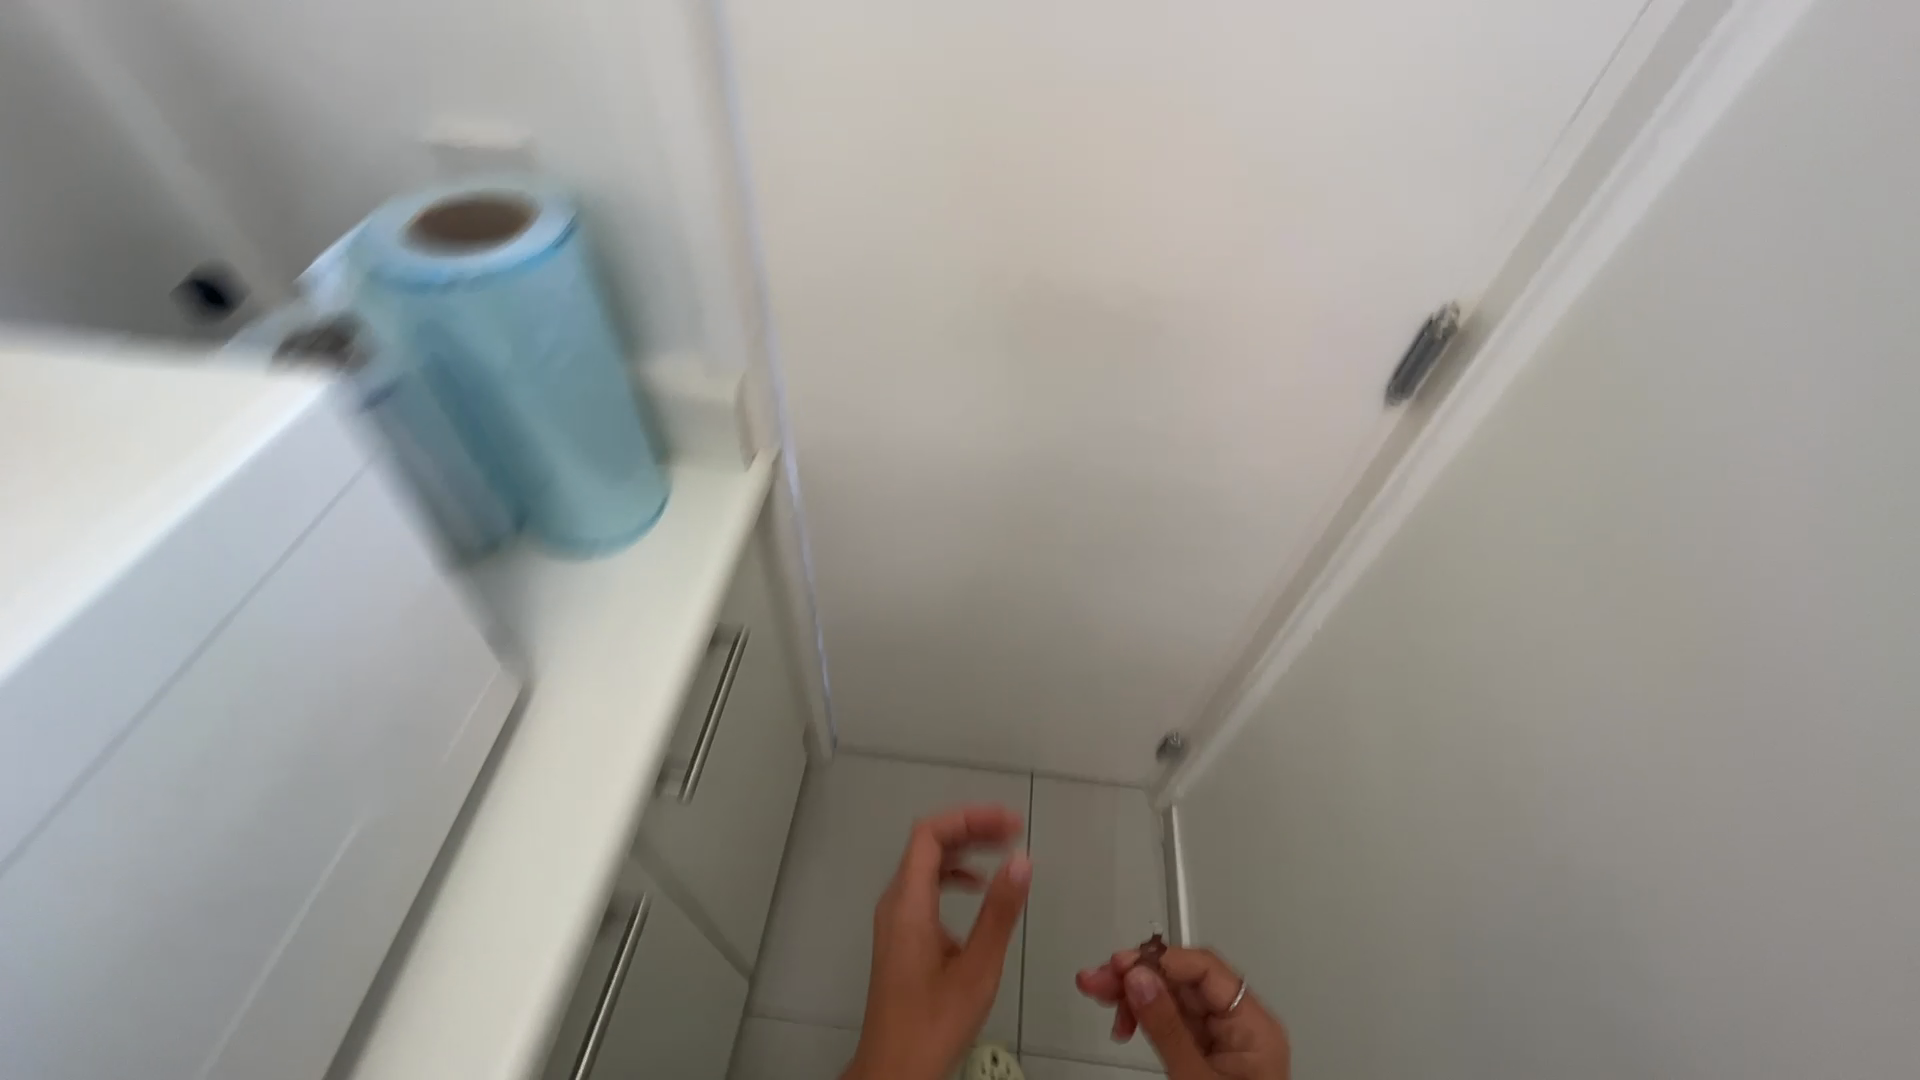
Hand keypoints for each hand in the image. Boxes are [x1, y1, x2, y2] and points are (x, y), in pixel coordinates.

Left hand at [843, 804, 1031, 1079]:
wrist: (894, 1070)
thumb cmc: (935, 1021)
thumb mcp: (977, 968)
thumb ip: (999, 911)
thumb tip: (1022, 859)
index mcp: (908, 902)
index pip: (931, 834)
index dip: (970, 818)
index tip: (1010, 823)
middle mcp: (896, 900)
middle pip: (929, 842)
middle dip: (971, 828)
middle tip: (1014, 830)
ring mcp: (895, 917)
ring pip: (926, 862)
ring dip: (964, 849)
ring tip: (1003, 849)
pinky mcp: (901, 933)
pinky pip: (925, 885)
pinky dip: (954, 874)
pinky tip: (979, 887)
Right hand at [1076, 946, 1289, 1079]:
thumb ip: (1167, 1028)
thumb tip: (1138, 976)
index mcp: (1252, 1026)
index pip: (1205, 969)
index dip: (1160, 961)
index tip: (1120, 966)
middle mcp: (1238, 1024)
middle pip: (1183, 980)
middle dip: (1136, 975)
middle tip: (1096, 980)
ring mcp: (1220, 1039)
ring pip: (1171, 996)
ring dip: (1132, 992)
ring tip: (1097, 992)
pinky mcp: (1203, 1053)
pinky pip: (1169, 1019)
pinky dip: (1142, 1015)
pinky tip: (1122, 1023)